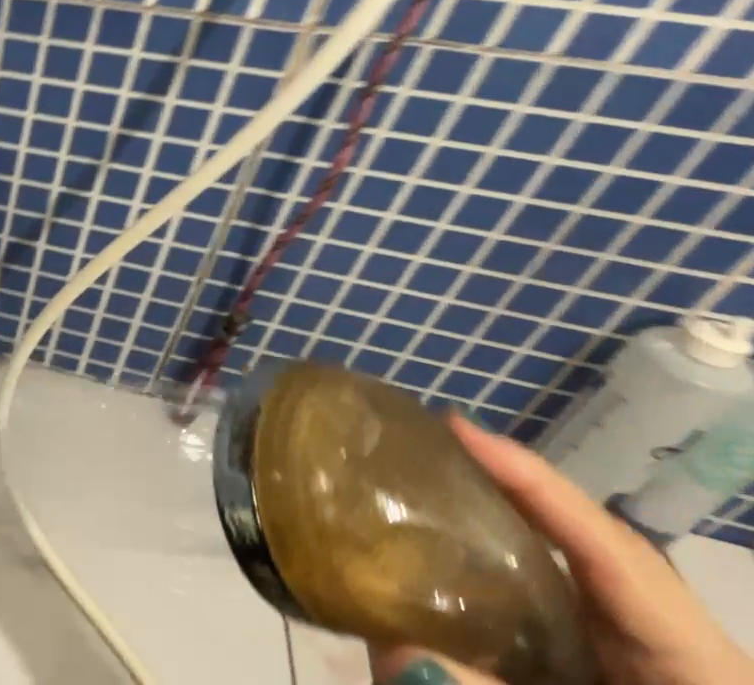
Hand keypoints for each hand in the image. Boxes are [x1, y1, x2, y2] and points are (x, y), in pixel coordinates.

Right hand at [369, 414, 753, 684]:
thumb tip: (393, 651)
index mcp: (697, 667)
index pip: (617, 553)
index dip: (538, 485)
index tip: (458, 430)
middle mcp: (672, 654)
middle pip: (590, 553)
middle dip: (511, 495)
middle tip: (430, 449)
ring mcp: (636, 665)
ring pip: (568, 585)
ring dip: (497, 536)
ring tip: (428, 490)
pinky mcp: (601, 673)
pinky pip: (548, 620)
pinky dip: (493, 588)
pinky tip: (442, 573)